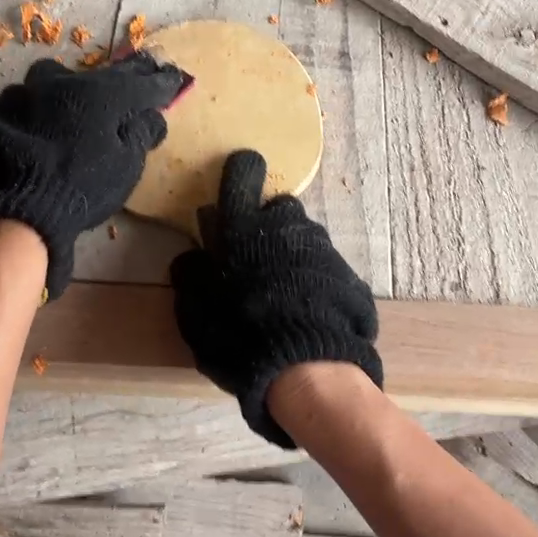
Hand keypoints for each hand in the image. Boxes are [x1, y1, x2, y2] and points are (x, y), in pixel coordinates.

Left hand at [0, 54, 185, 298]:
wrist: (26, 208)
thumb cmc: (86, 185)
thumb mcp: (128, 163)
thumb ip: (142, 133)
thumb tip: (151, 116)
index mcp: (101, 93)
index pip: (140, 83)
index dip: (160, 82)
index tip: (173, 79)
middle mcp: (64, 83)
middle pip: (98, 75)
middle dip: (121, 76)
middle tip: (135, 74)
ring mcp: (27, 95)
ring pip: (50, 79)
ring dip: (64, 86)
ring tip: (70, 97)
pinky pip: (17, 105)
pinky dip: (27, 110)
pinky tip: (29, 121)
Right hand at [170, 150, 381, 446]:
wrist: (311, 366)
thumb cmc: (241, 335)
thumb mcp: (197, 313)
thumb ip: (191, 278)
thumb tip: (191, 258)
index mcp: (242, 227)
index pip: (242, 175)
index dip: (240, 171)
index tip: (238, 177)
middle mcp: (284, 226)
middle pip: (277, 207)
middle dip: (267, 224)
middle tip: (256, 259)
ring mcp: (320, 247)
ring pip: (302, 236)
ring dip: (290, 252)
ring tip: (282, 291)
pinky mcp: (346, 271)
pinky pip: (323, 265)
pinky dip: (312, 278)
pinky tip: (306, 308)